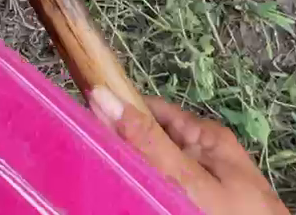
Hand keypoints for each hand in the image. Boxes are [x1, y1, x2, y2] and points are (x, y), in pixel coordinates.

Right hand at [91, 88, 288, 214]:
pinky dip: (150, 193)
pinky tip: (135, 201)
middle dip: (126, 151)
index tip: (87, 129)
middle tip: (100, 164)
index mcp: (207, 136)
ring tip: (113, 184)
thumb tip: (99, 91)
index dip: (116, 115)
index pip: (146, 108)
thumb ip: (146, 141)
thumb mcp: (190, 182)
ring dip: (136, 175)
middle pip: (150, 139)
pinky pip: (167, 190)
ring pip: (156, 168)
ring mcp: (208, 184)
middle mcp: (206, 153)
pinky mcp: (205, 204)